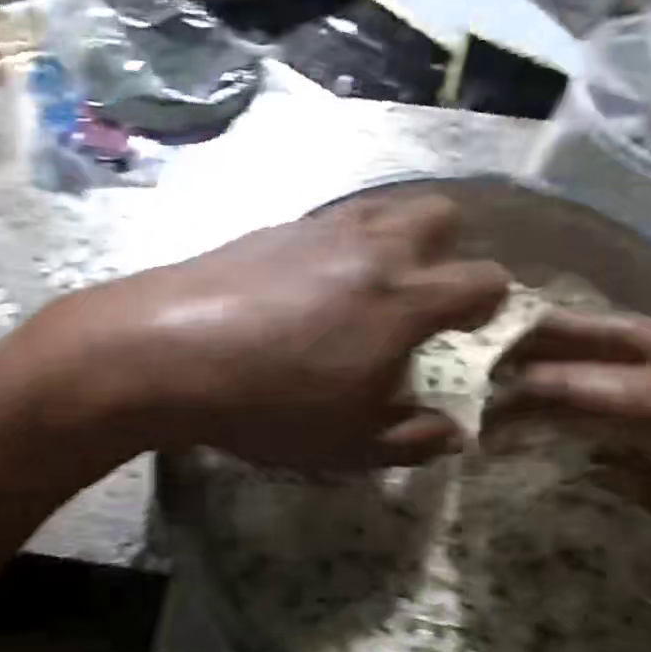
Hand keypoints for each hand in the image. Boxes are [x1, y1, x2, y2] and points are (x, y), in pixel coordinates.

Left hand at [0, 192, 512, 467]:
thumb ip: (410, 439)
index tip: (468, 325)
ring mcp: (316, 229)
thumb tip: (452, 432)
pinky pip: (324, 221)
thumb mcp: (345, 445)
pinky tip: (300, 283)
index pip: (483, 280)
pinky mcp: (268, 228)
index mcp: (404, 298)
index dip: (487, 302)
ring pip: (381, 207)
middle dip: (445, 249)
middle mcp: (370, 247)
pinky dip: (333, 243)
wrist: (163, 353)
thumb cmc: (264, 405)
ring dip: (390, 236)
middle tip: (415, 294)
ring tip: (361, 283)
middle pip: (441, 215)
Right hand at [494, 312, 650, 568]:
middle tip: (493, 391)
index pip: (555, 387)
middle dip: (515, 356)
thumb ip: (623, 472)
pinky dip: (602, 354)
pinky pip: (642, 332)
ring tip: (538, 389)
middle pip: (566, 326)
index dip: (506, 409)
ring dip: (558, 351)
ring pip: (602, 321)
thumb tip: (570, 456)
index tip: (485, 437)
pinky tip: (603, 387)